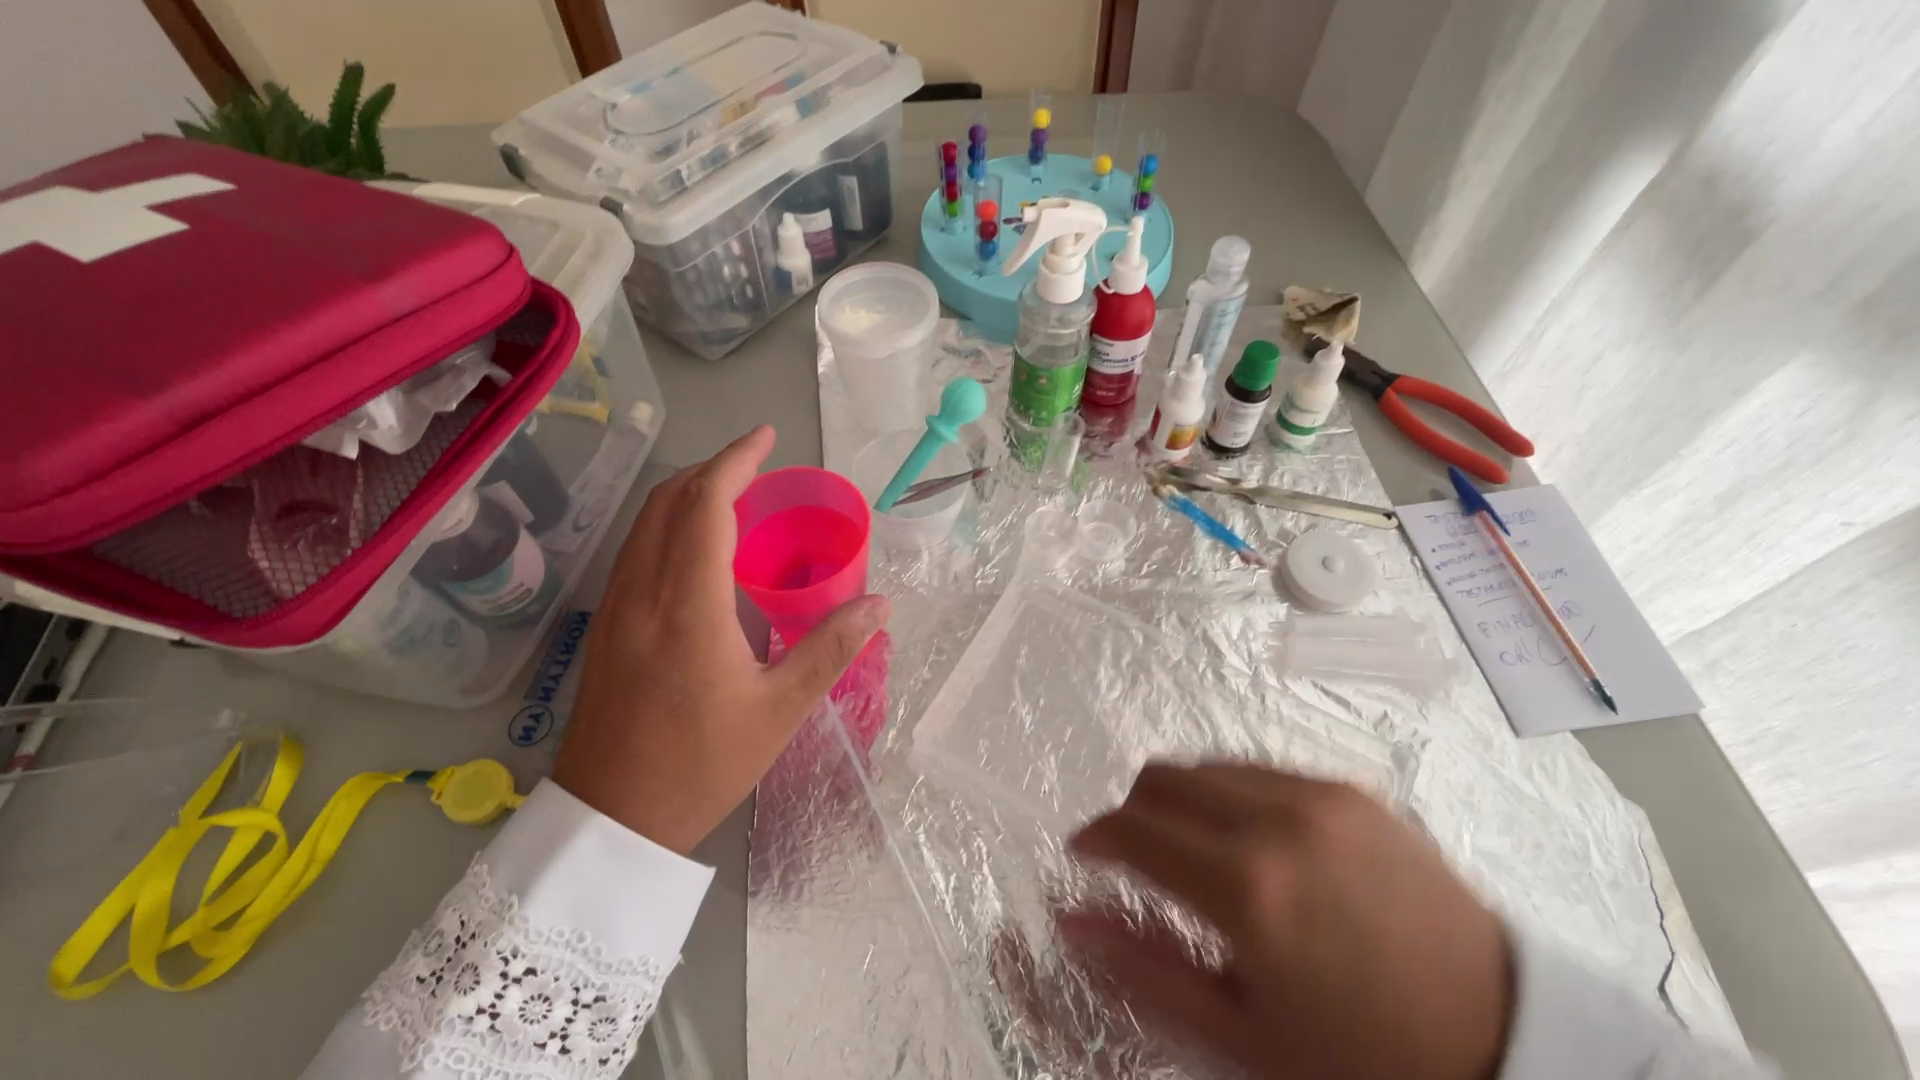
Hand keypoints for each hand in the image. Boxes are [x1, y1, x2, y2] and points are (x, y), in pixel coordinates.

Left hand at [552, 426, 889, 855]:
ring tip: (732, 497)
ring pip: (645, 524)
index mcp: (688, 605)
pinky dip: (668, 526)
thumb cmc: (701, 766)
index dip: (736, 461)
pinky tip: (697, 551)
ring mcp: (615, 608)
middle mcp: (643, 592)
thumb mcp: (778, 712)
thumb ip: (829, 649)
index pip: (706, 505)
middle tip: (757, 465)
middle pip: (669, 501)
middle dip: (712, 469)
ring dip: (687, 495)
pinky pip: (636, 551)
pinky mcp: (605, 628)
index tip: (766, 437)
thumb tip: (878, 605)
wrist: (612, 819)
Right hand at [1062, 763, 1512, 1079]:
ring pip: (1210, 764)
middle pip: (1163, 777)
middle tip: (1136, 858)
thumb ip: (1143, 968)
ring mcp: (1323, 796)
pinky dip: (1234, 795)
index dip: (1095, 837)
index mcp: (1246, 886)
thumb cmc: (1358, 1055)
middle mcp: (1279, 819)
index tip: (1084, 855)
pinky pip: (1264, 769)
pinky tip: (1255, 844)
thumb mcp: (1239, 1035)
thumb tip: (1069, 920)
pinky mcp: (1356, 790)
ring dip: (1183, 799)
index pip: (1132, 827)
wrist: (1500, 1034)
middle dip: (1133, 811)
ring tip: (1198, 853)